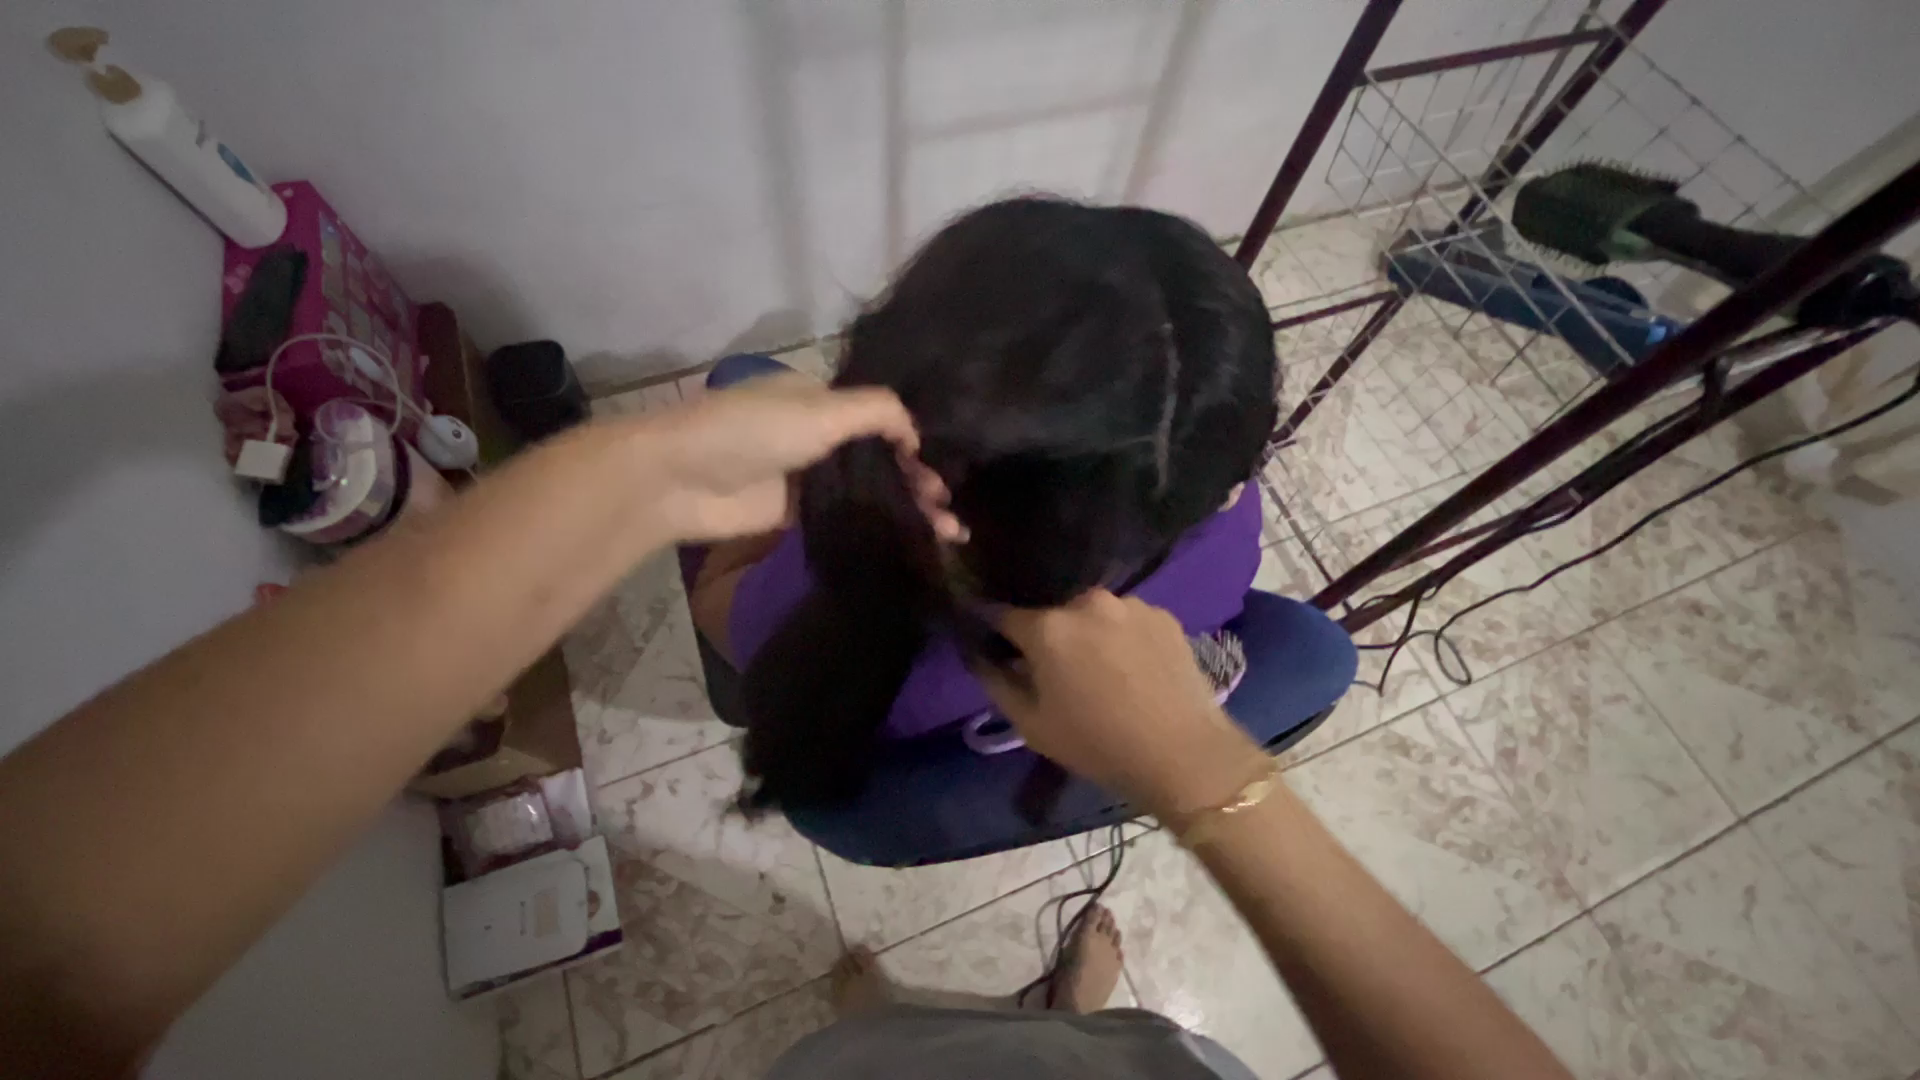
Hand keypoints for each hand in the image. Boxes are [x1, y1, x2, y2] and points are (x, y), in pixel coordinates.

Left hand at [640, 375, 923, 541]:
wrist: (682, 479)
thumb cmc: (752, 431)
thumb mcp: (820, 408)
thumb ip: (877, 412)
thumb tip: (918, 434)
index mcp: (822, 399)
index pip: (882, 418)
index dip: (914, 442)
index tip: (942, 468)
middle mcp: (819, 433)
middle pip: (880, 457)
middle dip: (917, 480)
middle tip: (946, 507)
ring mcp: (809, 475)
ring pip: (869, 489)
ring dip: (906, 507)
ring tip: (944, 531)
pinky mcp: (798, 512)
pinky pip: (848, 516)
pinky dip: (878, 525)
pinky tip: (910, 540)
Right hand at [978, 590, 1270, 817]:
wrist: (1184, 753)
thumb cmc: (1097, 745)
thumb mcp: (1032, 726)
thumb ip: (996, 683)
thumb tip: (979, 654)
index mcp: (1047, 627)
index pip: (1002, 614)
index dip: (993, 629)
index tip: (994, 644)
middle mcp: (1085, 602)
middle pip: (1051, 614)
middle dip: (1047, 636)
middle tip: (1057, 672)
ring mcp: (1129, 604)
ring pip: (1091, 615)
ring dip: (1087, 635)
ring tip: (1102, 672)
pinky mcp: (1162, 615)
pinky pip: (1126, 620)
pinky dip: (1121, 637)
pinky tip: (1133, 669)